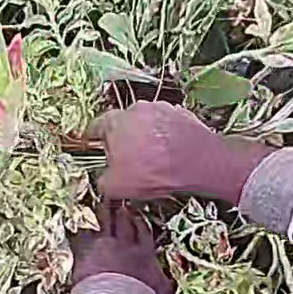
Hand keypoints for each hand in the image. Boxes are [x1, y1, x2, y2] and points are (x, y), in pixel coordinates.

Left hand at [71, 202, 174, 293]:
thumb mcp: (162, 293)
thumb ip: (164, 283)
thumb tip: (169, 282)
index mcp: (144, 254)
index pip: (143, 233)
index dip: (139, 223)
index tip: (136, 215)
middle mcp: (124, 246)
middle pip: (123, 224)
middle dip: (121, 213)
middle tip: (119, 204)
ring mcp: (103, 247)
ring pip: (103, 225)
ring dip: (103, 214)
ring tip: (101, 205)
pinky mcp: (85, 254)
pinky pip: (81, 238)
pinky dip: (80, 232)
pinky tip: (76, 228)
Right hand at [90, 101, 276, 202]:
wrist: (198, 162)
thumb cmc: (153, 171)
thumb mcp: (116, 187)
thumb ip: (102, 181)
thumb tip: (103, 180)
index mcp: (114, 121)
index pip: (95, 127)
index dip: (94, 142)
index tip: (97, 150)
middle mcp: (135, 108)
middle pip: (122, 124)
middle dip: (123, 140)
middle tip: (129, 161)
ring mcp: (160, 107)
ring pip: (145, 123)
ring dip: (146, 136)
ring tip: (154, 159)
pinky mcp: (181, 112)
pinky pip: (166, 124)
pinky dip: (166, 136)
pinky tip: (171, 153)